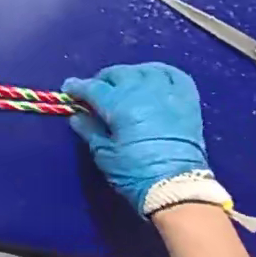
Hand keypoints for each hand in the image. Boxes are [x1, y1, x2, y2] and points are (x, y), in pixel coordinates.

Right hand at [63, 63, 210, 214]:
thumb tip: (77, 116)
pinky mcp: (187, 99)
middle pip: (118, 74)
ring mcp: (168, 93)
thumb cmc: (134, 174)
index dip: (78, 87)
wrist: (176, 186)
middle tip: (94, 92)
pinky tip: (152, 78)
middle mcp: (144, 91)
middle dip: (102, 80)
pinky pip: (173, 74)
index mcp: (120, 105)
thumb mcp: (104, 155)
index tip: (69, 89)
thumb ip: (89, 130)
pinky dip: (159, 72)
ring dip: (129, 75)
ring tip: (122, 85)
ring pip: (144, 70)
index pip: (93, 88)